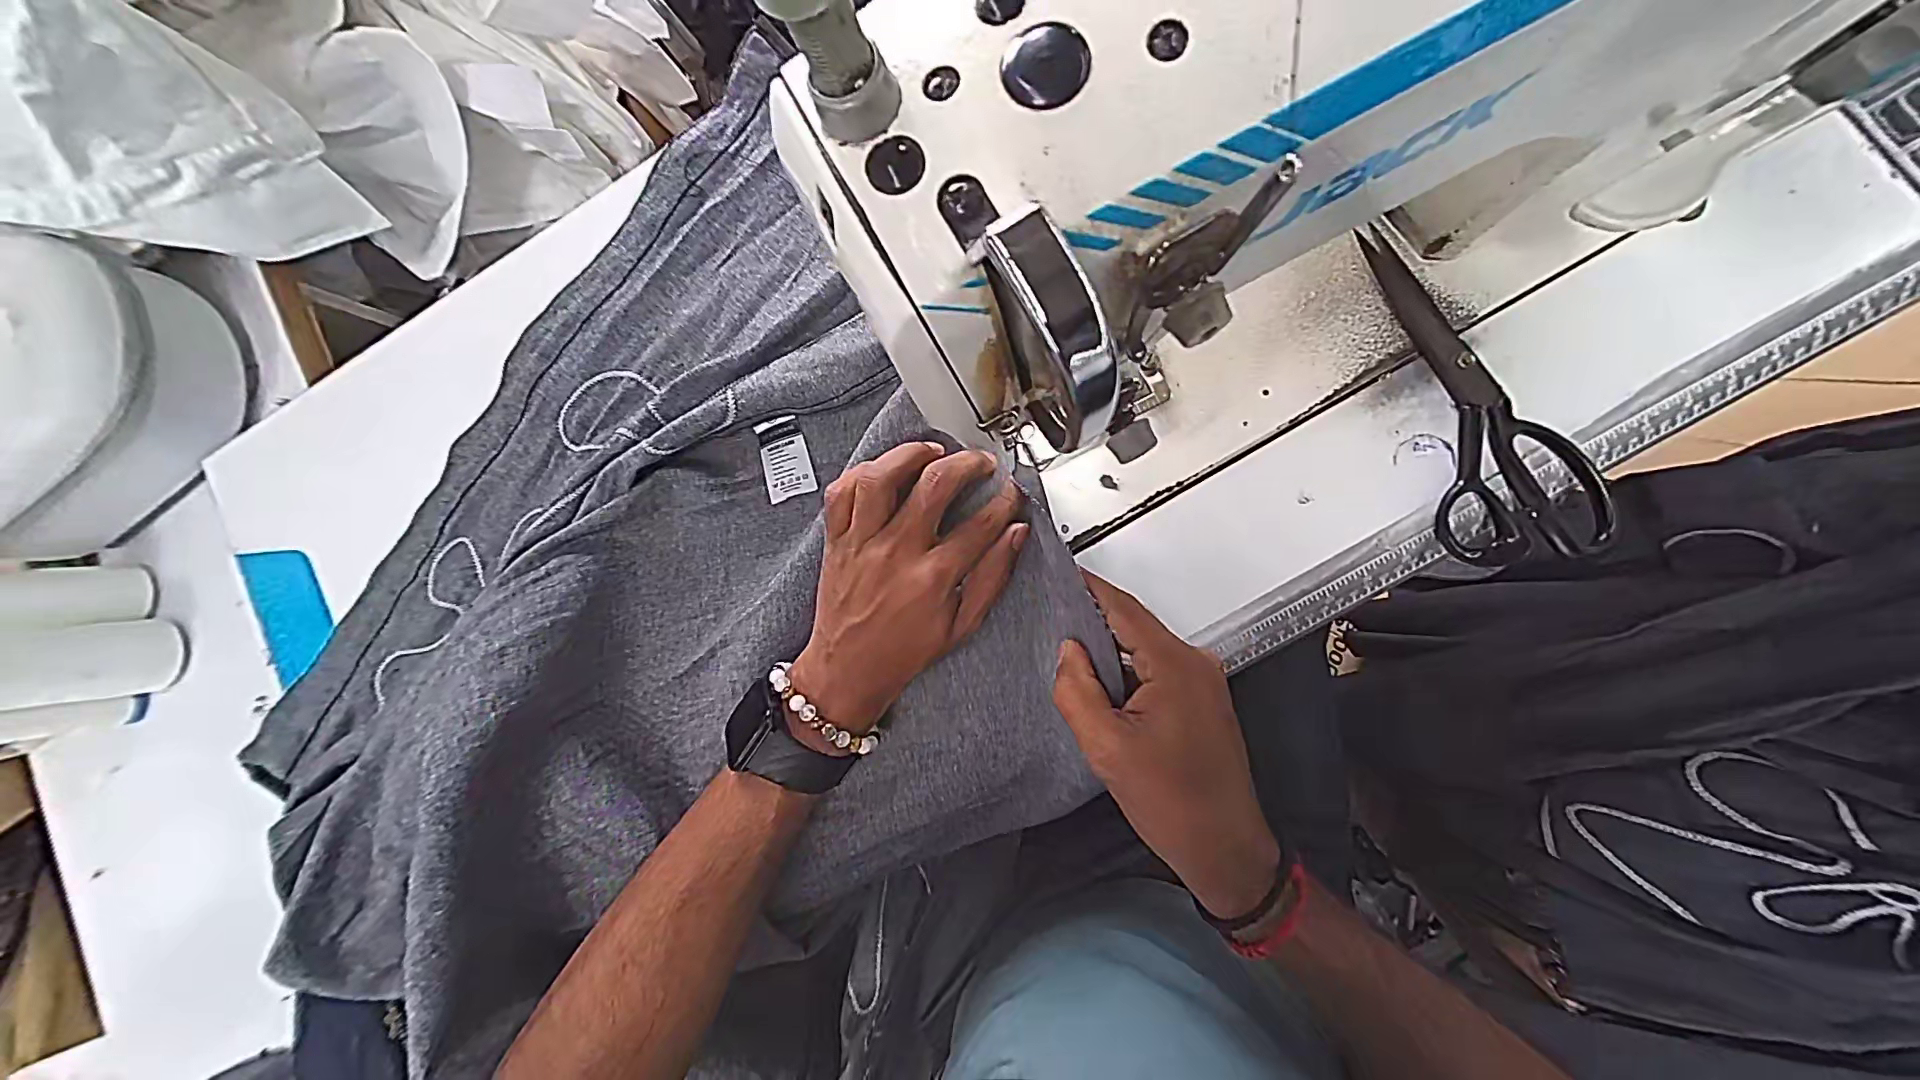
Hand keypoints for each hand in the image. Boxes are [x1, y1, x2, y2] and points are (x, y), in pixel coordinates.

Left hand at [789, 442, 1027, 744]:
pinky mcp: (837, 542)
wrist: (847, 671)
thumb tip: (1015, 536)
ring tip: (932, 451)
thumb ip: (992, 577)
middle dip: (967, 464)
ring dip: (910, 454)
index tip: (1011, 493)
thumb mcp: (961, 626)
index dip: (1004, 501)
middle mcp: (896, 554)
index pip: (980, 524)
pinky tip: (883, 471)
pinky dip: (861, 473)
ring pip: (881, 479)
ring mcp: (862, 544)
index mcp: (931, 578)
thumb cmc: (902, 652)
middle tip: (980, 463)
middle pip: (934, 486)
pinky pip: (841, 494)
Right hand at [1053, 573, 1280, 918]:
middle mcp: (1196, 665)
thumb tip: (1067, 651)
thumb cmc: (1177, 804)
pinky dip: (1129, 672)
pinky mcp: (1202, 699)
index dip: (1089, 588)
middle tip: (1055, 624)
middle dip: (1094, 623)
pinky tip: (1107, 693)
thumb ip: (1077, 689)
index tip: (1063, 574)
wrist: (1224, 846)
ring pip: (1144, 648)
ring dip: (1111, 653)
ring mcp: (1203, 681)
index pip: (1123, 608)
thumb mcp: (1106, 747)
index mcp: (1176, 667)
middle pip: (1134, 625)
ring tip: (1076, 667)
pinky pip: (1156, 668)